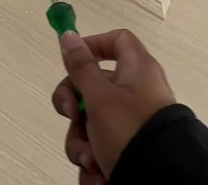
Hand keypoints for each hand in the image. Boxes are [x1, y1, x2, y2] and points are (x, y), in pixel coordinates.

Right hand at [53, 29, 176, 179]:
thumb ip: (81, 67)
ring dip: (82, 141)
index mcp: (137, 71)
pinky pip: (102, 149)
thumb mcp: (99, 97)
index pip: (116, 41)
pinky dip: (95, 161)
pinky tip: (99, 173)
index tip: (72, 63)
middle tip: (72, 117)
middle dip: (74, 107)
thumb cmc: (131, 132)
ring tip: (90, 159)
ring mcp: (134, 126)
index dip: (93, 46)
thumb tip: (69, 36)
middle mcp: (137, 95)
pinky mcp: (132, 153)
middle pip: (93, 87)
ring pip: (92, 123)